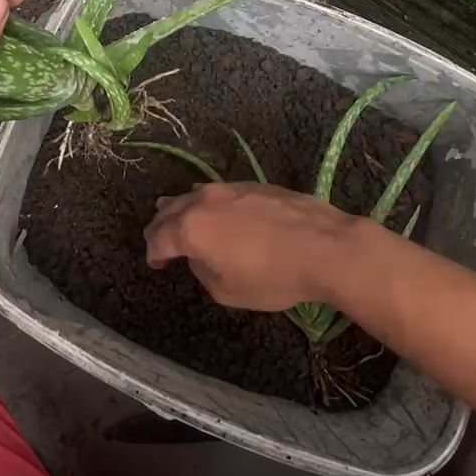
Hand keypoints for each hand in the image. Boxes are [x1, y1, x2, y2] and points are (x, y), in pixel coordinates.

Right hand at [144, 182, 362, 310]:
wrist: (323, 246)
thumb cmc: (272, 276)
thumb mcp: (227, 291)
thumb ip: (203, 271)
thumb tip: (200, 255)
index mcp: (190, 229)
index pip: (159, 238)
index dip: (153, 252)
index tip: (155, 262)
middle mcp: (203, 201)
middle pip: (170, 210)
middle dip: (160, 226)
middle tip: (157, 239)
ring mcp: (228, 188)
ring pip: (192, 195)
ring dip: (179, 207)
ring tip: (172, 213)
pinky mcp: (251, 184)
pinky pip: (216, 191)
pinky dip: (205, 201)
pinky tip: (210, 206)